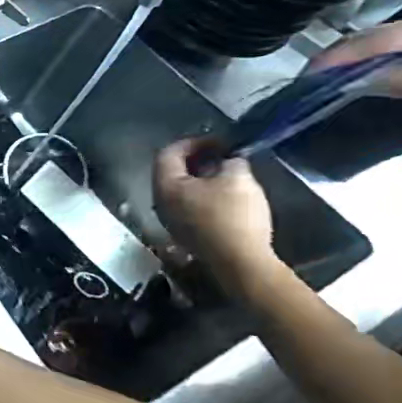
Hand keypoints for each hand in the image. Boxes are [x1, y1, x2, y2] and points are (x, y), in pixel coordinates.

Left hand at [153, 139, 275, 279]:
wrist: (241, 262)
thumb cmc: (234, 216)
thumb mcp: (237, 179)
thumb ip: (231, 162)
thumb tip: (229, 161)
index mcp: (165, 186)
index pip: (168, 154)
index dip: (192, 142)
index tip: (218, 140)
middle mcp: (160, 201)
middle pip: (170, 171)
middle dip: (194, 158)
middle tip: (220, 153)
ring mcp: (170, 219)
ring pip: (179, 189)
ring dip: (199, 176)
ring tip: (225, 171)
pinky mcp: (185, 232)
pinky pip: (187, 204)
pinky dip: (202, 192)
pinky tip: (224, 194)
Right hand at [308, 8, 401, 116]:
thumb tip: (353, 82)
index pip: (370, 41)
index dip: (335, 58)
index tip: (306, 76)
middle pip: (372, 36)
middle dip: (338, 57)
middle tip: (312, 81)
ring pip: (385, 39)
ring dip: (356, 57)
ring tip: (333, 78)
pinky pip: (401, 44)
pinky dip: (377, 58)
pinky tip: (370, 72)